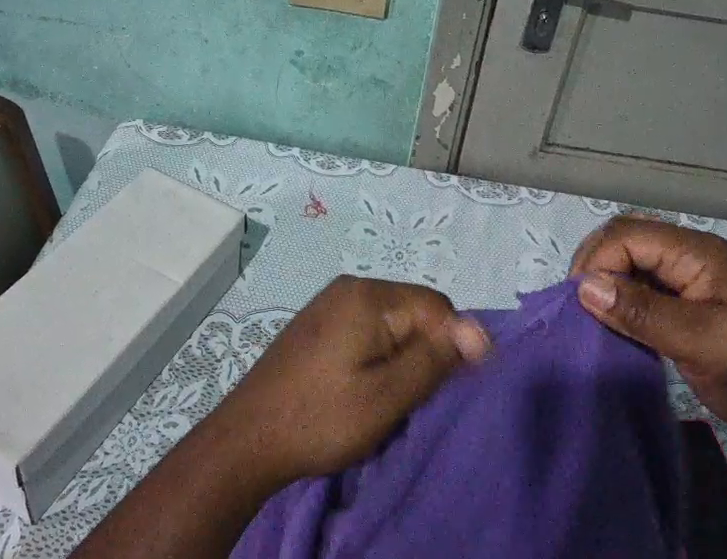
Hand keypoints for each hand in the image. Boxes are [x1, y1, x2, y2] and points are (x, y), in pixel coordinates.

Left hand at [215, 275, 490, 481]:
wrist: (246, 440)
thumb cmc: (320, 419)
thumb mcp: (387, 397)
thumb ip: (434, 359)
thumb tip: (480, 331)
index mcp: (369, 296)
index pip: (438, 308)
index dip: (449, 347)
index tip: (436, 390)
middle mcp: (351, 287)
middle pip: (415, 312)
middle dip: (423, 353)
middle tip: (405, 398)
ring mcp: (331, 302)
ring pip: (394, 323)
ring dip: (400, 359)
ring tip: (382, 398)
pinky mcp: (319, 322)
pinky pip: (369, 329)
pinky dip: (377, 357)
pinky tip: (360, 388)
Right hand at [570, 216, 726, 449]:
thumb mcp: (701, 344)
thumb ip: (643, 312)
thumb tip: (584, 287)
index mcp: (700, 252)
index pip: (629, 234)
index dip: (597, 261)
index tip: (579, 306)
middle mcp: (694, 256)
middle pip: (628, 241)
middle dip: (597, 268)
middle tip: (581, 312)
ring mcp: (694, 280)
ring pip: (634, 265)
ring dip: (610, 287)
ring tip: (594, 322)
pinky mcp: (692, 305)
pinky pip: (646, 289)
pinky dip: (625, 304)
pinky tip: (617, 329)